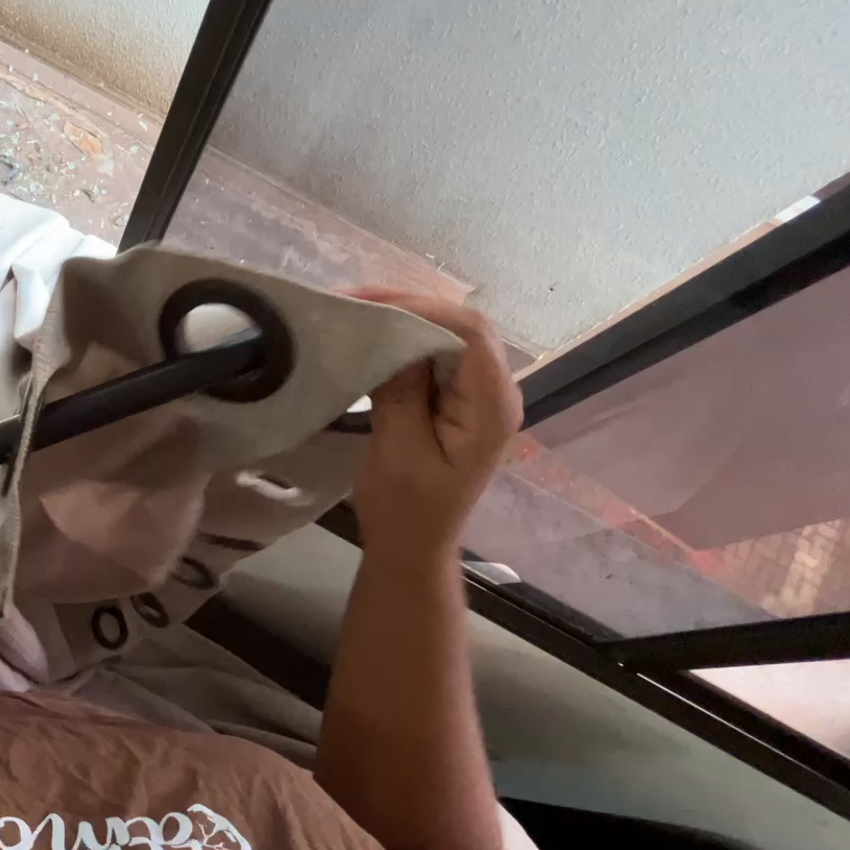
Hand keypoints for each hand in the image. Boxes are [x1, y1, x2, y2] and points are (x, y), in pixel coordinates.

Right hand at [345, 287, 521, 561]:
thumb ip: (402, 393)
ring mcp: (476, 395)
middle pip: (463, 327)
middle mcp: (495, 392)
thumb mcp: (397, 453)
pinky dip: (403, 342)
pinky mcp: (455, 401)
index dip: (422, 309)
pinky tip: (373, 340)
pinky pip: (435, 357)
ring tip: (357, 314)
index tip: (369, 306)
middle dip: (410, 307)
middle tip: (353, 302)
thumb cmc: (405, 509)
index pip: (470, 334)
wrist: (412, 546)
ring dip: (404, 322)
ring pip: (448, 337)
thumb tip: (392, 339)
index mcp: (491, 407)